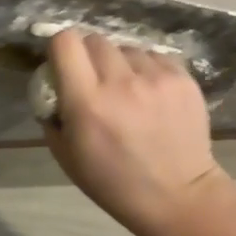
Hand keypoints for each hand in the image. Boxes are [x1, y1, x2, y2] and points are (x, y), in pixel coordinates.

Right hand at [43, 29, 231, 235]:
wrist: (178, 196)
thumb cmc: (115, 183)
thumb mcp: (67, 156)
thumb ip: (54, 115)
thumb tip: (53, 86)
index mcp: (88, 102)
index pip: (65, 42)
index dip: (61, 49)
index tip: (64, 64)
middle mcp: (121, 82)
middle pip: (96, 40)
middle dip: (90, 56)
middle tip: (96, 81)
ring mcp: (156, 77)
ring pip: (126, 48)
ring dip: (121, 64)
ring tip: (129, 92)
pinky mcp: (182, 77)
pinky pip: (154, 57)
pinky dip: (148, 70)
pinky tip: (152, 95)